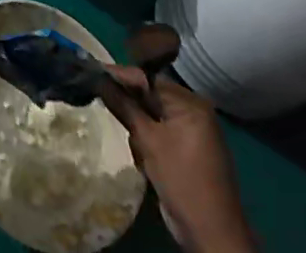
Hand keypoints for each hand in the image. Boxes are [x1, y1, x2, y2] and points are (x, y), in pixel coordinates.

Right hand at [99, 67, 251, 252]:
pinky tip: (146, 160)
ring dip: (139, 129)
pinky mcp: (186, 150)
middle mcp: (193, 111)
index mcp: (190, 103)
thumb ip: (125, 106)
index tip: (94, 73)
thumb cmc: (181, 180)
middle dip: (131, 107)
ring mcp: (191, 131)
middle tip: (106, 107)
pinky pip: (160, 133)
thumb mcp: (149, 141)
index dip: (122, 77)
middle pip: (151, 97)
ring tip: (138, 150)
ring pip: (152, 117)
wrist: (211, 232)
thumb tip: (100, 79)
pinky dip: (148, 142)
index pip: (150, 79)